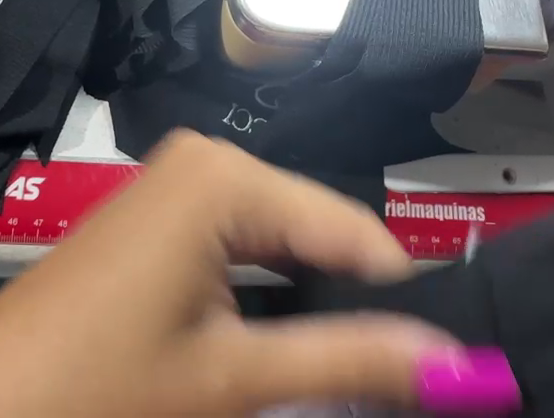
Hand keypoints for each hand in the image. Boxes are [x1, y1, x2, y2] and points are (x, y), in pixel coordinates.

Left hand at [0, 132, 519, 417]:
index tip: (451, 366)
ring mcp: (174, 185)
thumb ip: (348, 363)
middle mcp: (204, 160)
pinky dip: (267, 296)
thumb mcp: (232, 382)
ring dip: (312, 305)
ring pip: (279, 242)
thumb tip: (458, 365)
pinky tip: (283, 348)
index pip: (351, 228)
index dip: (406, 297)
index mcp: (226, 176)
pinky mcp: (156, 217)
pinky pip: (238, 247)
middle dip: (354, 304)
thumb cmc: (95, 397)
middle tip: (402, 380)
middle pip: (315, 231)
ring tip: (348, 372)